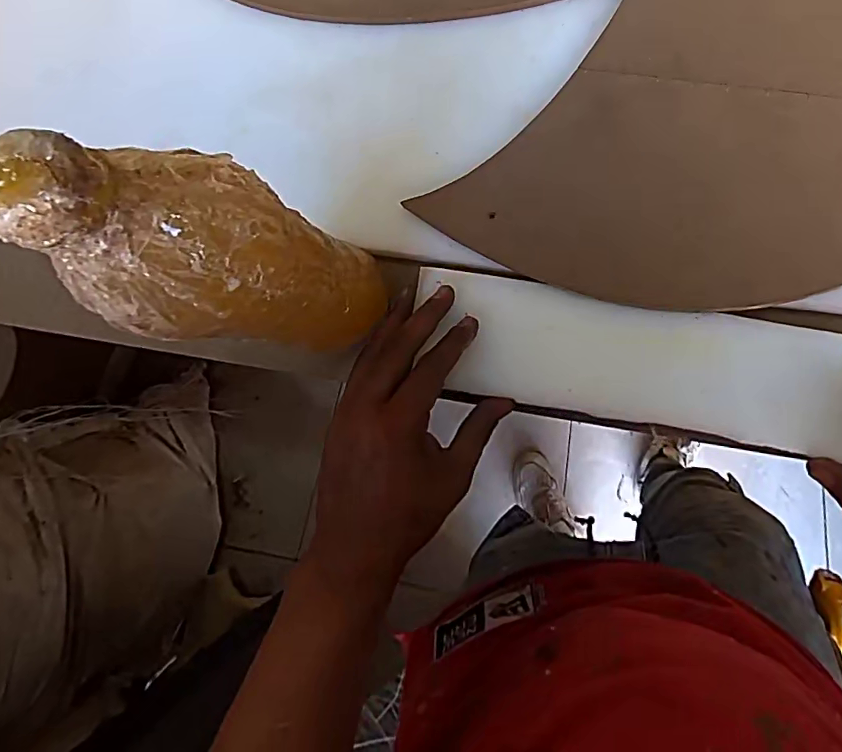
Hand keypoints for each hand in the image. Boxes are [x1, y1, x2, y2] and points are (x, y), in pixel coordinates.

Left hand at [304, 285, 513, 591]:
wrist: (353, 547)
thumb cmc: (408, 516)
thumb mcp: (452, 476)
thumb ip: (477, 432)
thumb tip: (504, 402)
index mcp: (399, 422)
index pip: (430, 369)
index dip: (452, 343)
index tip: (468, 322)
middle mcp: (368, 407)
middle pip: (397, 350)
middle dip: (421, 318)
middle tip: (440, 293)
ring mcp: (347, 409)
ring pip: (371, 355)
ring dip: (391, 325)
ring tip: (406, 298)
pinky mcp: (338, 416)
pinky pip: (358, 371)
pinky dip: (373, 348)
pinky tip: (382, 337)